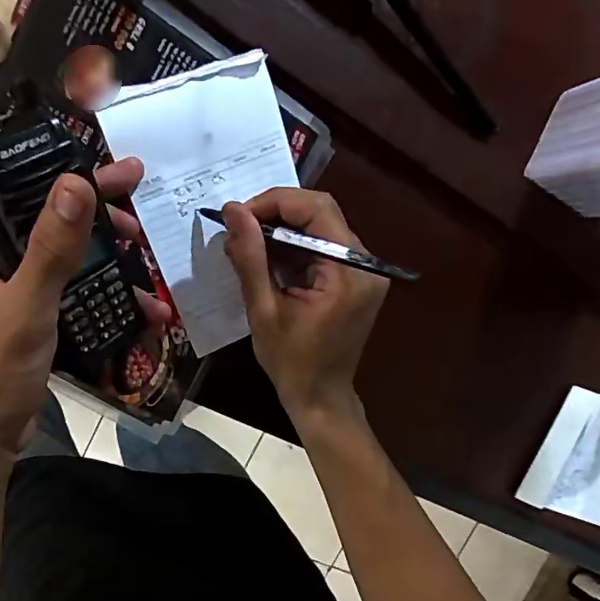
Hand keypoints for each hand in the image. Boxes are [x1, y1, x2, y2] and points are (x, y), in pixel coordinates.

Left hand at [0, 158, 170, 457]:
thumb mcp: (28, 302)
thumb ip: (52, 247)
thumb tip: (75, 183)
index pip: (34, 200)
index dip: (81, 183)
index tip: (127, 174)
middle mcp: (0, 269)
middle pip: (58, 232)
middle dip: (104, 229)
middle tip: (140, 229)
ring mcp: (19, 300)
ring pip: (73, 269)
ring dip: (113, 271)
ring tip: (149, 275)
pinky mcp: (36, 328)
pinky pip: (77, 303)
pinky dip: (107, 305)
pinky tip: (142, 314)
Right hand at [222, 188, 386, 422]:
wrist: (322, 397)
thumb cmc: (291, 363)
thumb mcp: (263, 310)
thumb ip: (250, 258)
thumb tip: (233, 210)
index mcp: (349, 272)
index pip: (316, 210)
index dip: (274, 203)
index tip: (238, 216)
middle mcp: (366, 264)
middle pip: (321, 212)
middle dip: (277, 212)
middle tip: (240, 227)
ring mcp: (366, 271)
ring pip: (322, 226)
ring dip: (283, 228)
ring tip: (247, 242)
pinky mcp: (358, 279)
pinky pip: (324, 246)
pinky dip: (295, 245)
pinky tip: (268, 257)